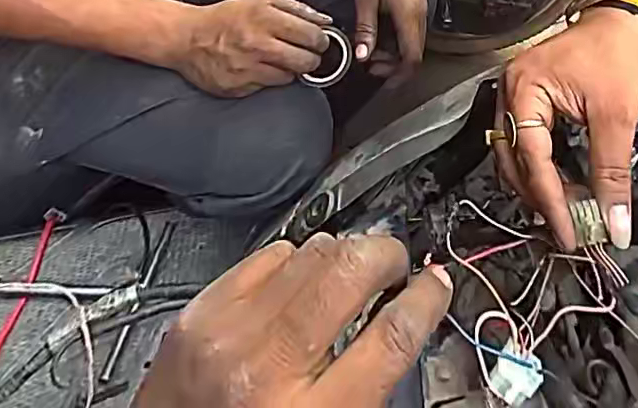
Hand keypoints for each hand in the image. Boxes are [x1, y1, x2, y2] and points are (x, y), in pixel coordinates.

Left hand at [134, 234, 452, 407]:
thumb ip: (364, 386)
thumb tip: (400, 320)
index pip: (390, 338)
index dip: (425, 300)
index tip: (434, 282)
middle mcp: (269, 369)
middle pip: (351, 272)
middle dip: (386, 254)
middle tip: (395, 264)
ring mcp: (231, 331)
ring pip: (313, 252)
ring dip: (344, 252)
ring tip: (349, 269)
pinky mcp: (203, 310)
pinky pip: (271, 253)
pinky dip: (296, 257)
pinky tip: (299, 277)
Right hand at [177, 0, 331, 96]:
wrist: (189, 37)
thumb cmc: (228, 17)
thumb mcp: (261, 1)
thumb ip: (296, 9)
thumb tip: (326, 21)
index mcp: (265, 18)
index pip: (310, 34)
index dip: (322, 39)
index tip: (321, 40)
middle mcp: (257, 44)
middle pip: (305, 60)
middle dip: (313, 58)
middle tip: (308, 53)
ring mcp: (248, 68)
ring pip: (290, 76)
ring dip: (292, 69)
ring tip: (282, 59)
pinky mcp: (239, 87)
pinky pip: (269, 87)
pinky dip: (271, 78)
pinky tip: (263, 68)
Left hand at [353, 0, 429, 85]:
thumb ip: (365, 30)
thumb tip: (363, 56)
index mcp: (409, 14)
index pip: (412, 57)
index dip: (400, 75)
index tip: (385, 84)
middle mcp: (420, 13)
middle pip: (414, 53)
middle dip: (394, 66)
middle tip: (371, 66)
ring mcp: (421, 7)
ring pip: (414, 42)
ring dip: (396, 53)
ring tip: (373, 51)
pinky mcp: (417, 2)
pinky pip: (413, 30)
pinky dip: (399, 40)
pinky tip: (381, 36)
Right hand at [493, 6, 637, 249]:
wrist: (614, 20)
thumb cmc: (613, 56)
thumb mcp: (616, 117)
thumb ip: (611, 173)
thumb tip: (614, 224)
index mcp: (525, 90)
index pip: (532, 159)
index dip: (552, 202)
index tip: (571, 236)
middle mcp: (508, 90)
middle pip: (512, 159)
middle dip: (539, 197)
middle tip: (570, 229)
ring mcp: (513, 92)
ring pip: (513, 152)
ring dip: (537, 184)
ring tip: (568, 212)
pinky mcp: (524, 96)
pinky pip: (522, 140)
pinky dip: (539, 166)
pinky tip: (560, 183)